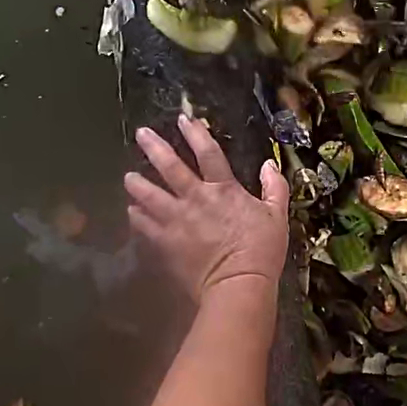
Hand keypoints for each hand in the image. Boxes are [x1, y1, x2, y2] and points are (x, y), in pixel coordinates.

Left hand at [125, 116, 289, 301]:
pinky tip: (132, 211)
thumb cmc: (261, 251)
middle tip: (141, 134)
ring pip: (151, 195)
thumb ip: (274, 186)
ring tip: (128, 176)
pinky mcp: (166, 243)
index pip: (208, 153)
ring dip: (138, 184)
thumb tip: (269, 163)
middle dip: (155, 148)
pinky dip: (138, 217)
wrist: (238, 286)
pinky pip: (146, 226)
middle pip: (171, 167)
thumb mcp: (277, 215)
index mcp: (223, 189)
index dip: (195, 134)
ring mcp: (177, 221)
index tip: (183, 119)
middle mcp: (196, 198)